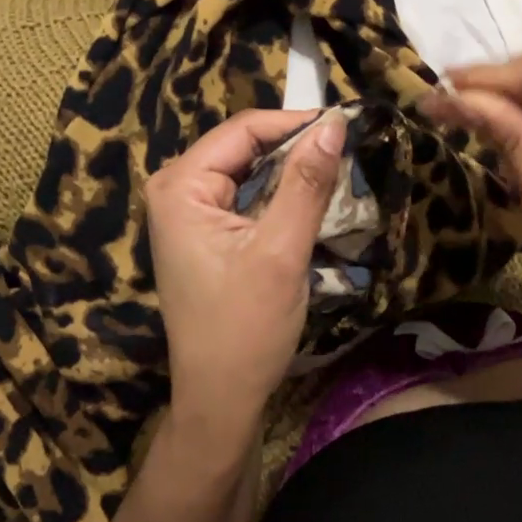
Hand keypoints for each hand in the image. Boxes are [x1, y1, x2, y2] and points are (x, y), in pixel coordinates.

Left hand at [146, 109, 345, 418]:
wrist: (220, 398)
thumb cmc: (245, 327)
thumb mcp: (281, 251)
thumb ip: (306, 184)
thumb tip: (333, 125)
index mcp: (180, 184)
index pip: (242, 130)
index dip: (294, 123)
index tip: (345, 125)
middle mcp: (175, 187)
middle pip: (243, 146)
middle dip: (293, 147)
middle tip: (347, 150)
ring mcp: (185, 209)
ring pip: (246, 169)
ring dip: (289, 171)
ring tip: (337, 172)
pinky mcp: (201, 229)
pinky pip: (243, 194)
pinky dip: (277, 194)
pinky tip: (309, 199)